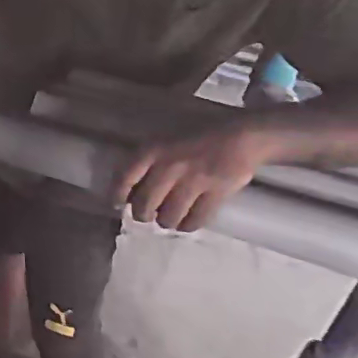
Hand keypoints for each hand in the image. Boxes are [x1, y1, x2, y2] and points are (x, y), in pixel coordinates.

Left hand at [113, 123, 272, 231]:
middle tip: (146, 215)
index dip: (118, 195)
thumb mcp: (166, 135)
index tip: (117, 204)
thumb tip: (132, 185)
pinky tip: (187, 222)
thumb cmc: (199, 132)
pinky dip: (188, 225)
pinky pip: (195, 220)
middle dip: (142, 214)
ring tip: (167, 218)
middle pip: (145, 204)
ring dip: (165, 221)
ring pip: (168, 216)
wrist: (241, 134)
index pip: (125, 178)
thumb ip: (150, 157)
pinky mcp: (216, 193)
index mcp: (154, 149)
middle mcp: (169, 166)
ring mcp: (194, 181)